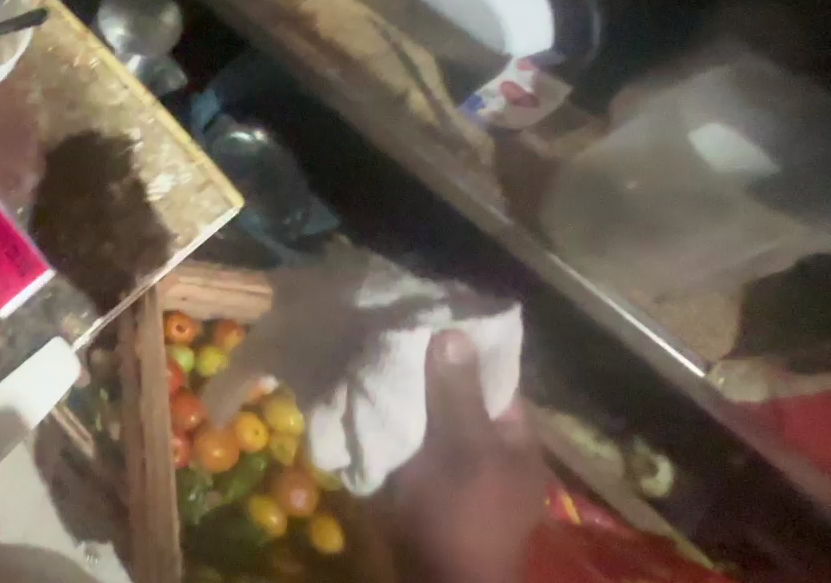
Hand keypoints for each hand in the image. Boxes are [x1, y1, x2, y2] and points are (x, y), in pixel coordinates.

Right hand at [381, 330, 546, 582]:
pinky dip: (382, 411)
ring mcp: (449, 461)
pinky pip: (401, 429)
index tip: (427, 315)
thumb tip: (453, 333)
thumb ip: (457, 394)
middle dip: (422, 365)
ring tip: (364, 349)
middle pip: (454, 393)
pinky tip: (358, 389)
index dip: (465, 349)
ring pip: (423, 410)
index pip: (494, 381)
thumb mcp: (465, 450)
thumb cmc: (461, 514)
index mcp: (514, 442)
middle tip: (386, 328)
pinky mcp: (415, 471)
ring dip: (397, 387)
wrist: (432, 575)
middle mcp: (485, 447)